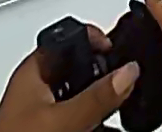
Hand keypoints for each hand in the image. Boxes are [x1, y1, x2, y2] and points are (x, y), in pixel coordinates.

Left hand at [0, 25, 138, 131]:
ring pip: (80, 99)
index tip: (118, 52)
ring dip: (101, 105)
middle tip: (123, 87)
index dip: (95, 39)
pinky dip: (95, 125)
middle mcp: (37, 90)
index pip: (69, 38)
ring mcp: (41, 116)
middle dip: (103, 78)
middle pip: (79, 70)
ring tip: (120, 114)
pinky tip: (109, 131)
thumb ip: (96, 97)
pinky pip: (78, 123)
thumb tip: (128, 71)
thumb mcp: (61, 121)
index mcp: (33, 72)